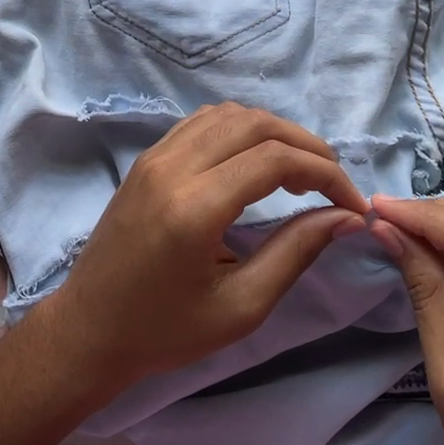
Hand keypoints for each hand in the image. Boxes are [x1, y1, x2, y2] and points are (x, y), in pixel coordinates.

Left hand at [34, 103, 370, 388]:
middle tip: (332, 184)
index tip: (352, 205)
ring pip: (227, 114)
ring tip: (298, 174)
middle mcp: (172, 166)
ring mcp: (154, 156)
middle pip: (254, 124)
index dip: (325, 174)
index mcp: (194, 206)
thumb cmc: (166, 330)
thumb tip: (346, 217)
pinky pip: (200, 122)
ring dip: (272, 132)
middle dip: (305, 145)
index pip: (275, 159)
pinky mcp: (146, 158)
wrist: (90, 326)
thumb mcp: (241, 306)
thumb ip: (295, 252)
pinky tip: (254, 161)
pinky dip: (238, 129)